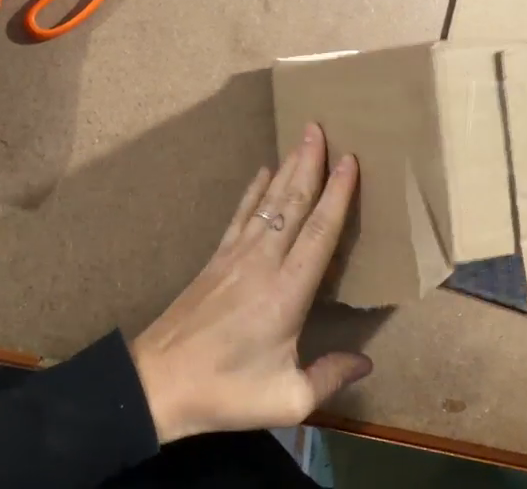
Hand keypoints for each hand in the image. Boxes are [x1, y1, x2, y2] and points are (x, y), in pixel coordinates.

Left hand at [129, 123, 372, 442]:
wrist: (160, 381)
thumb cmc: (226, 391)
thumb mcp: (288, 399)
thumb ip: (331, 376)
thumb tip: (367, 362)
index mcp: (288, 293)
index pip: (320, 232)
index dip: (337, 194)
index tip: (350, 160)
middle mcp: (263, 262)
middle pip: (292, 203)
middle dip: (309, 163)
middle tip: (320, 127)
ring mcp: (236, 255)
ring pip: (268, 202)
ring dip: (286, 168)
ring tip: (300, 139)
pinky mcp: (216, 258)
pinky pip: (241, 214)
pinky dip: (254, 190)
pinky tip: (262, 171)